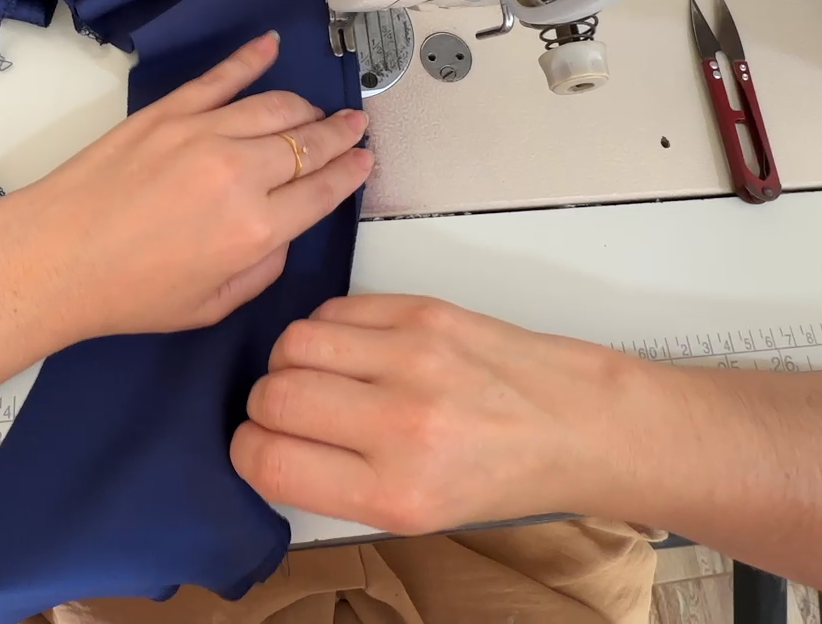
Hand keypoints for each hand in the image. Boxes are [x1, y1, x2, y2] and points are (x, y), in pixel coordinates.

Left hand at [0, 32, 371, 347]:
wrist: (54, 258)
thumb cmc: (129, 292)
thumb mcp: (213, 304)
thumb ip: (264, 267)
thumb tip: (282, 229)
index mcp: (256, 228)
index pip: (324, 189)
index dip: (352, 172)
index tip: (366, 159)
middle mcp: (240, 172)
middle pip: (308, 142)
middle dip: (341, 134)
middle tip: (355, 126)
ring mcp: (203, 132)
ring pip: (276, 105)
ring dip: (306, 106)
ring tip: (319, 110)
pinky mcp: (169, 110)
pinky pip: (221, 77)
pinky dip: (250, 58)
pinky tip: (270, 47)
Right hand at [230, 295, 645, 534]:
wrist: (573, 421)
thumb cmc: (497, 475)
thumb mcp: (415, 512)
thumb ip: (336, 482)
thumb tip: (267, 443)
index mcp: (396, 493)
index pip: (270, 463)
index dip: (248, 451)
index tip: (260, 445)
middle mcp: (400, 423)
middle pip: (272, 395)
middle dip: (264, 404)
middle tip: (288, 409)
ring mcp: (412, 356)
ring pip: (293, 341)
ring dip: (289, 361)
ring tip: (317, 374)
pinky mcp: (421, 309)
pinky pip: (333, 309)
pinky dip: (325, 329)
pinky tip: (350, 349)